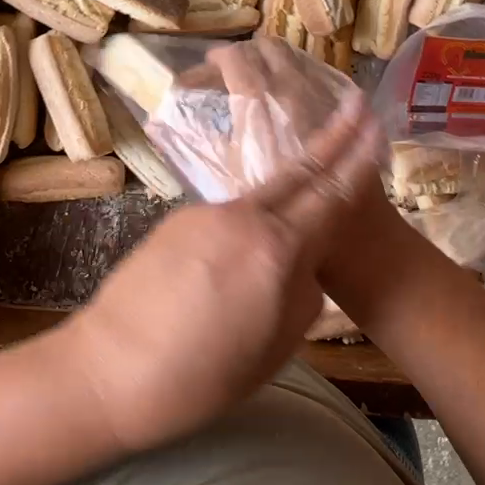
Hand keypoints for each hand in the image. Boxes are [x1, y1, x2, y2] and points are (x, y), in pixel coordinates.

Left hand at [59, 93, 385, 451]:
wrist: (108, 367)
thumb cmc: (201, 377)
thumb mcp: (274, 349)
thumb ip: (302, 297)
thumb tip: (305, 268)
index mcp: (277, 250)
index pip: (331, 195)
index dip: (357, 159)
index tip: (375, 126)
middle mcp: (243, 217)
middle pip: (298, 172)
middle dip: (332, 139)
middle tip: (357, 107)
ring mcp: (205, 214)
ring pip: (263, 191)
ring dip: (294, 177)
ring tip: (317, 170)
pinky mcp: (175, 221)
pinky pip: (232, 210)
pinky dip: (257, 211)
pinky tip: (254, 236)